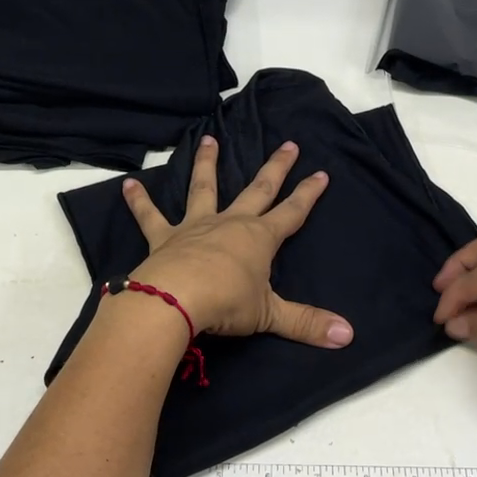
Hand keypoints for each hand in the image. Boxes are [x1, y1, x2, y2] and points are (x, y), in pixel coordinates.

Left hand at [122, 137, 353, 348]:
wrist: (176, 299)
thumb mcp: (271, 315)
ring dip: (207, 164)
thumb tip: (347, 336)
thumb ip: (307, 323)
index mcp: (260, 238)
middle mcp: (230, 223)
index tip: (321, 173)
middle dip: (276, 168)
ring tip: (209, 140)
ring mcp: (196, 226)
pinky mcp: (163, 237)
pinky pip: (150, 216)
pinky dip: (139, 201)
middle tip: (288, 144)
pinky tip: (128, 184)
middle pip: (258, 189)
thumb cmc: (227, 303)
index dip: (308, 194)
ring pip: (204, 188)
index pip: (292, 212)